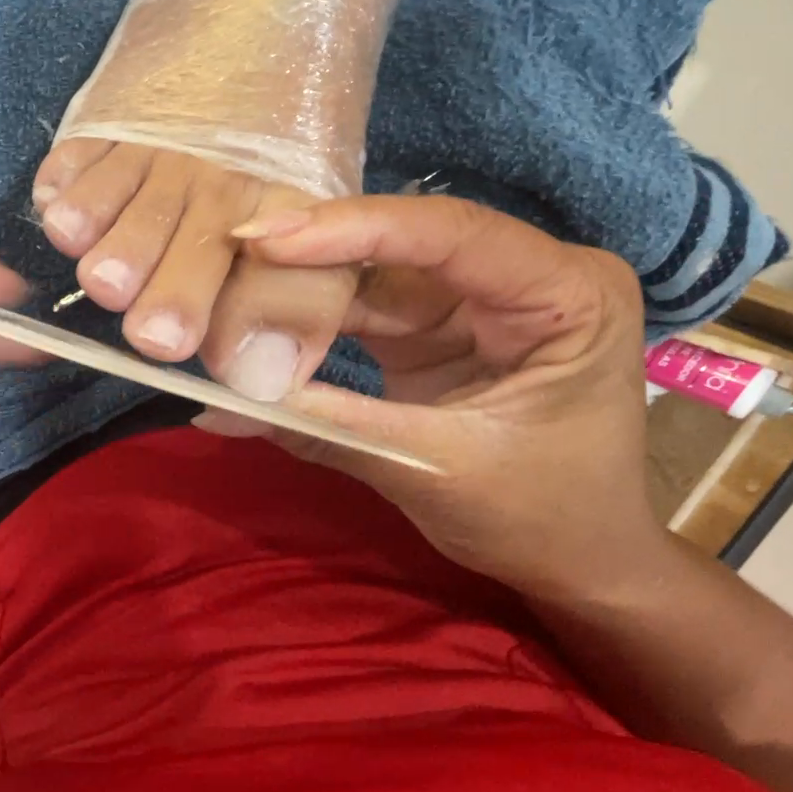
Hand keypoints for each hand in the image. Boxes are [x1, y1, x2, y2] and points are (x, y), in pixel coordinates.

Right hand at [195, 194, 659, 599]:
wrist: (573, 561)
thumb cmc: (542, 516)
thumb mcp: (434, 469)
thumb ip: (329, 429)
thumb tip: (219, 409)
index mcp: (565, 294)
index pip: (451, 236)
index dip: (353, 230)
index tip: (264, 238)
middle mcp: (520, 278)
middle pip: (399, 250)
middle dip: (310, 260)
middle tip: (225, 267)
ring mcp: (470, 302)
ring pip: (369, 277)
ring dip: (299, 292)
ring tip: (228, 300)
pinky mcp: (431, 330)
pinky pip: (359, 313)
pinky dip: (308, 323)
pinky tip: (255, 326)